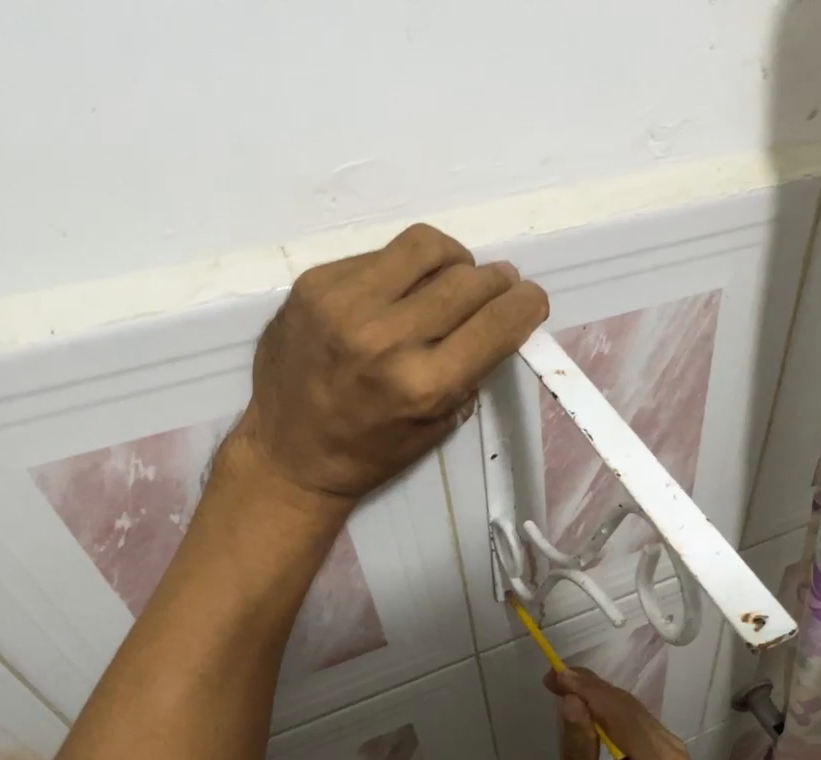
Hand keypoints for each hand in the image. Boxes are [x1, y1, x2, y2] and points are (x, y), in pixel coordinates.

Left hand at [224, 224, 548, 505]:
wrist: (288, 453)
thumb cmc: (372, 452)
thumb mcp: (438, 424)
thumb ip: (472, 370)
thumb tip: (499, 316)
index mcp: (423, 385)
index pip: (498, 322)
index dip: (528, 304)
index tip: (532, 301)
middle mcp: (385, 338)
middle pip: (469, 280)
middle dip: (496, 282)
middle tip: (497, 289)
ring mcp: (344, 304)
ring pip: (427, 247)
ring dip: (454, 260)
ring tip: (450, 280)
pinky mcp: (315, 283)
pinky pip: (381, 254)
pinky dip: (404, 269)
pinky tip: (397, 293)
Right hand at [548, 667, 692, 759]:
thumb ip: (577, 751)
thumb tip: (572, 702)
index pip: (623, 719)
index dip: (590, 692)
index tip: (557, 675)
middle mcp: (675, 759)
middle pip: (630, 709)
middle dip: (591, 689)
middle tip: (554, 678)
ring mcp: (678, 753)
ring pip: (634, 709)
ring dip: (598, 695)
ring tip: (564, 685)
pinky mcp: (671, 750)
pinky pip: (638, 719)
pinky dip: (610, 708)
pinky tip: (586, 702)